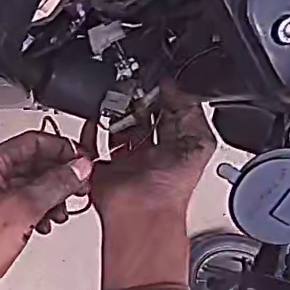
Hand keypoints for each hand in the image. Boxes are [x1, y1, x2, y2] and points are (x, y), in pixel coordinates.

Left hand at [0, 131, 91, 289]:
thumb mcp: (22, 211)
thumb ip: (54, 185)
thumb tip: (78, 168)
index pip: (31, 141)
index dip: (61, 149)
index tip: (81, 162)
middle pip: (32, 161)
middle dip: (59, 175)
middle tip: (79, 186)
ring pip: (31, 183)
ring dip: (52, 194)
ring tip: (63, 209)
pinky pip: (23, 202)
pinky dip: (40, 209)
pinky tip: (47, 221)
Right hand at [79, 83, 215, 288]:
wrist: (141, 210)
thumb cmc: (172, 188)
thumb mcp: (200, 142)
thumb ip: (191, 112)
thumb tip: (175, 89)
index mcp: (174, 148)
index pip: (168, 113)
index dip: (162, 95)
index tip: (155, 80)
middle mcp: (149, 154)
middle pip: (140, 118)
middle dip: (135, 101)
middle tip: (132, 87)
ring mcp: (124, 161)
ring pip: (115, 128)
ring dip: (113, 113)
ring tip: (114, 99)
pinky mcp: (102, 168)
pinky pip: (91, 144)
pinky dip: (90, 130)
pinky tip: (95, 118)